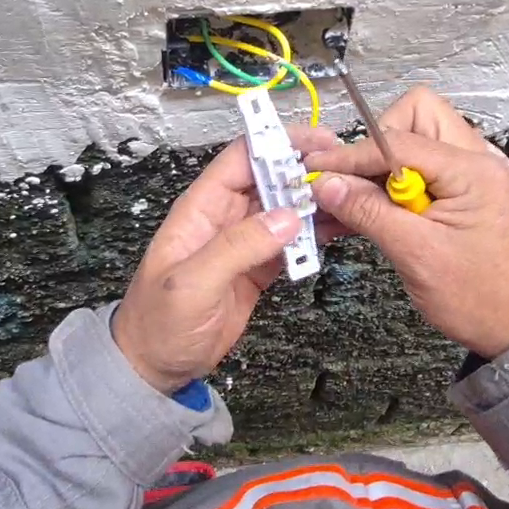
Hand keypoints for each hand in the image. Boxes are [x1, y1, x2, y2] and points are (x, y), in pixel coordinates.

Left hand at [114, 126, 340, 392]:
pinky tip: (341, 228)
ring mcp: (243, 242)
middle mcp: (224, 218)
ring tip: (352, 198)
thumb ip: (236, 248)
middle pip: (270, 178)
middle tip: (346, 170)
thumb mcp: (192, 283)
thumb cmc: (158, 324)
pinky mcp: (259, 267)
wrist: (155, 367)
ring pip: (285, 208)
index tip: (316, 141)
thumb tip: (285, 218)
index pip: (241, 159)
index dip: (277, 144)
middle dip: (306, 169)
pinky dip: (316, 234)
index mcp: (201, 209)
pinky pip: (292, 241)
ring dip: (316, 201)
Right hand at [303, 87, 508, 359]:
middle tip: (354, 183)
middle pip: (415, 116)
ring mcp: (472, 173)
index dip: (352, 155)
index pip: (397, 139)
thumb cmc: (482, 298)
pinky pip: (421, 168)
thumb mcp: (416, 255)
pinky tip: (367, 213)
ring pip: (415, 139)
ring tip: (355, 204)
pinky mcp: (463, 191)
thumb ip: (368, 212)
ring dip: (381, 166)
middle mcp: (476, 160)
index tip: (319, 170)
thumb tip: (326, 184)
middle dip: (376, 144)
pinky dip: (392, 184)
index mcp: (473, 170)